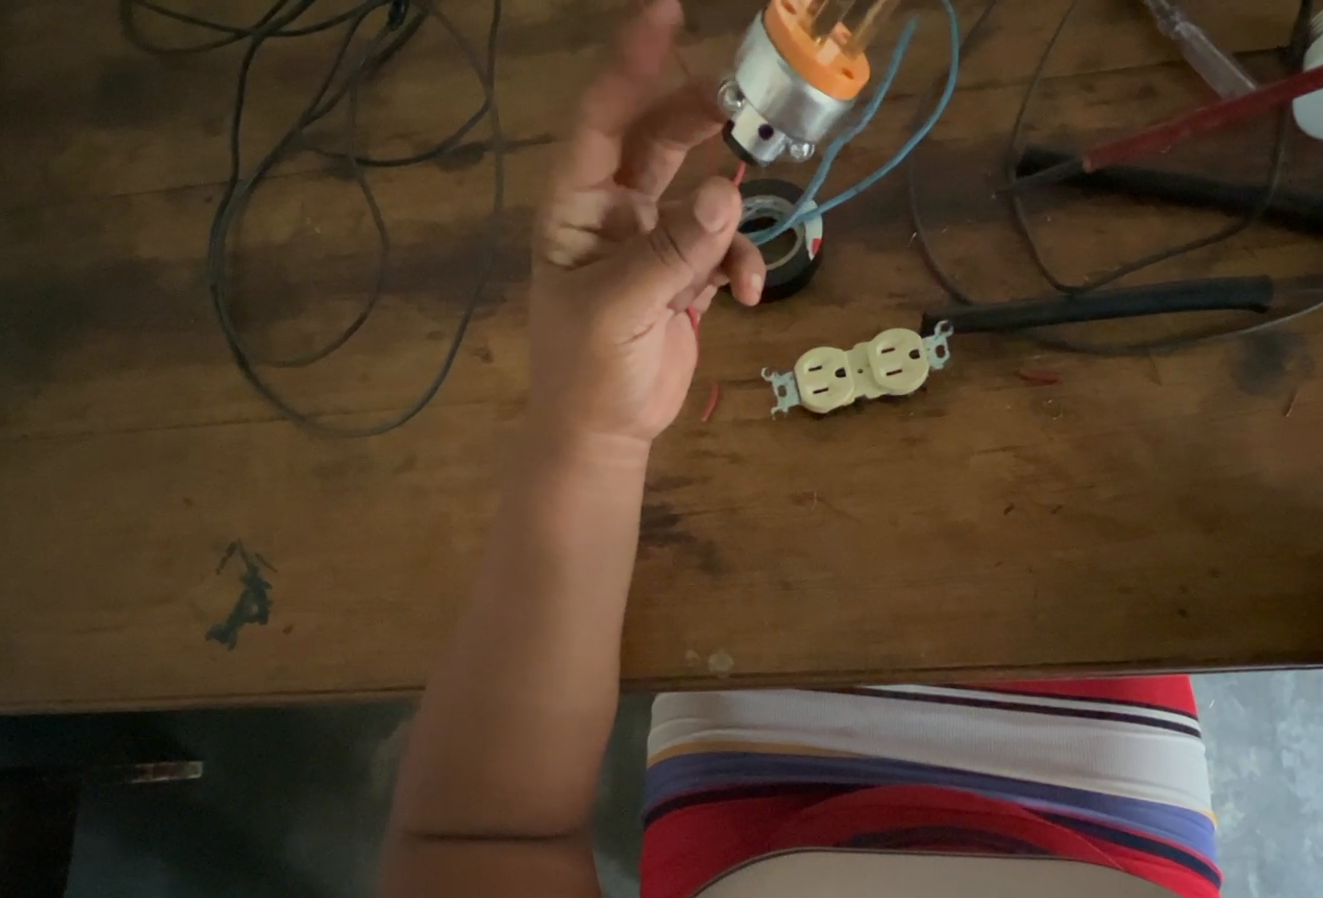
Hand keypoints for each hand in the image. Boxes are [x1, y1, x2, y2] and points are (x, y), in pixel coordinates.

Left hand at [528, 0, 764, 450]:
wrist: (604, 431)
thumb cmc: (588, 370)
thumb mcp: (621, 309)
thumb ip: (672, 252)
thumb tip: (730, 195)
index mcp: (576, 208)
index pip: (600, 120)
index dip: (630, 66)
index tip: (666, 14)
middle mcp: (614, 213)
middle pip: (659, 141)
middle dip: (699, 123)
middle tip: (743, 108)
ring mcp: (653, 245)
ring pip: (703, 198)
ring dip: (729, 219)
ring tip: (735, 263)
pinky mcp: (684, 278)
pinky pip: (721, 250)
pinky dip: (739, 266)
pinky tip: (745, 297)